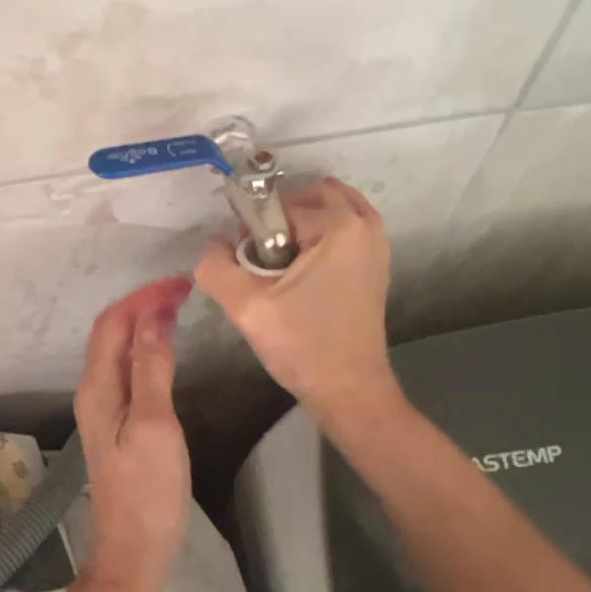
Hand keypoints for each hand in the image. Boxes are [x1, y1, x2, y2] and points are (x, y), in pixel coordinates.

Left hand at [73, 277, 195, 591]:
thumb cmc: (149, 491)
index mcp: (98, 388)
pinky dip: (145, 348)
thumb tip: (153, 319)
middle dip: (142, 304)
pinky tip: (166, 350)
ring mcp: (104, 409)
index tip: (182, 285)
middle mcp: (94, 392)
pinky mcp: (118, 424)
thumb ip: (152, 370)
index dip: (143, 298)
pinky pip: (126, 370)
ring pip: (117, 350)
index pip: (113, 324)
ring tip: (177, 309)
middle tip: (184, 292)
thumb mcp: (155, 425)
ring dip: (143, 324)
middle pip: (111, 333)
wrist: (135, 549)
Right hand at [195, 178, 401, 422]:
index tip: (252, 270)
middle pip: (307, 200)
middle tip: (265, 265)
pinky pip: (344, 230)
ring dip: (301, 228)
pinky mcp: (376, 265)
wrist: (349, 391)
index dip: (255, 234)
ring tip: (284, 267)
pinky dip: (321, 237)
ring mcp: (376, 245)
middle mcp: (364, 226)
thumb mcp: (246, 306)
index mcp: (338, 227)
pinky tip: (303, 271)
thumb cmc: (302, 346)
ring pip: (328, 211)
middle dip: (279, 223)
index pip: (279, 207)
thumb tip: (214, 244)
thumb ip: (216, 266)